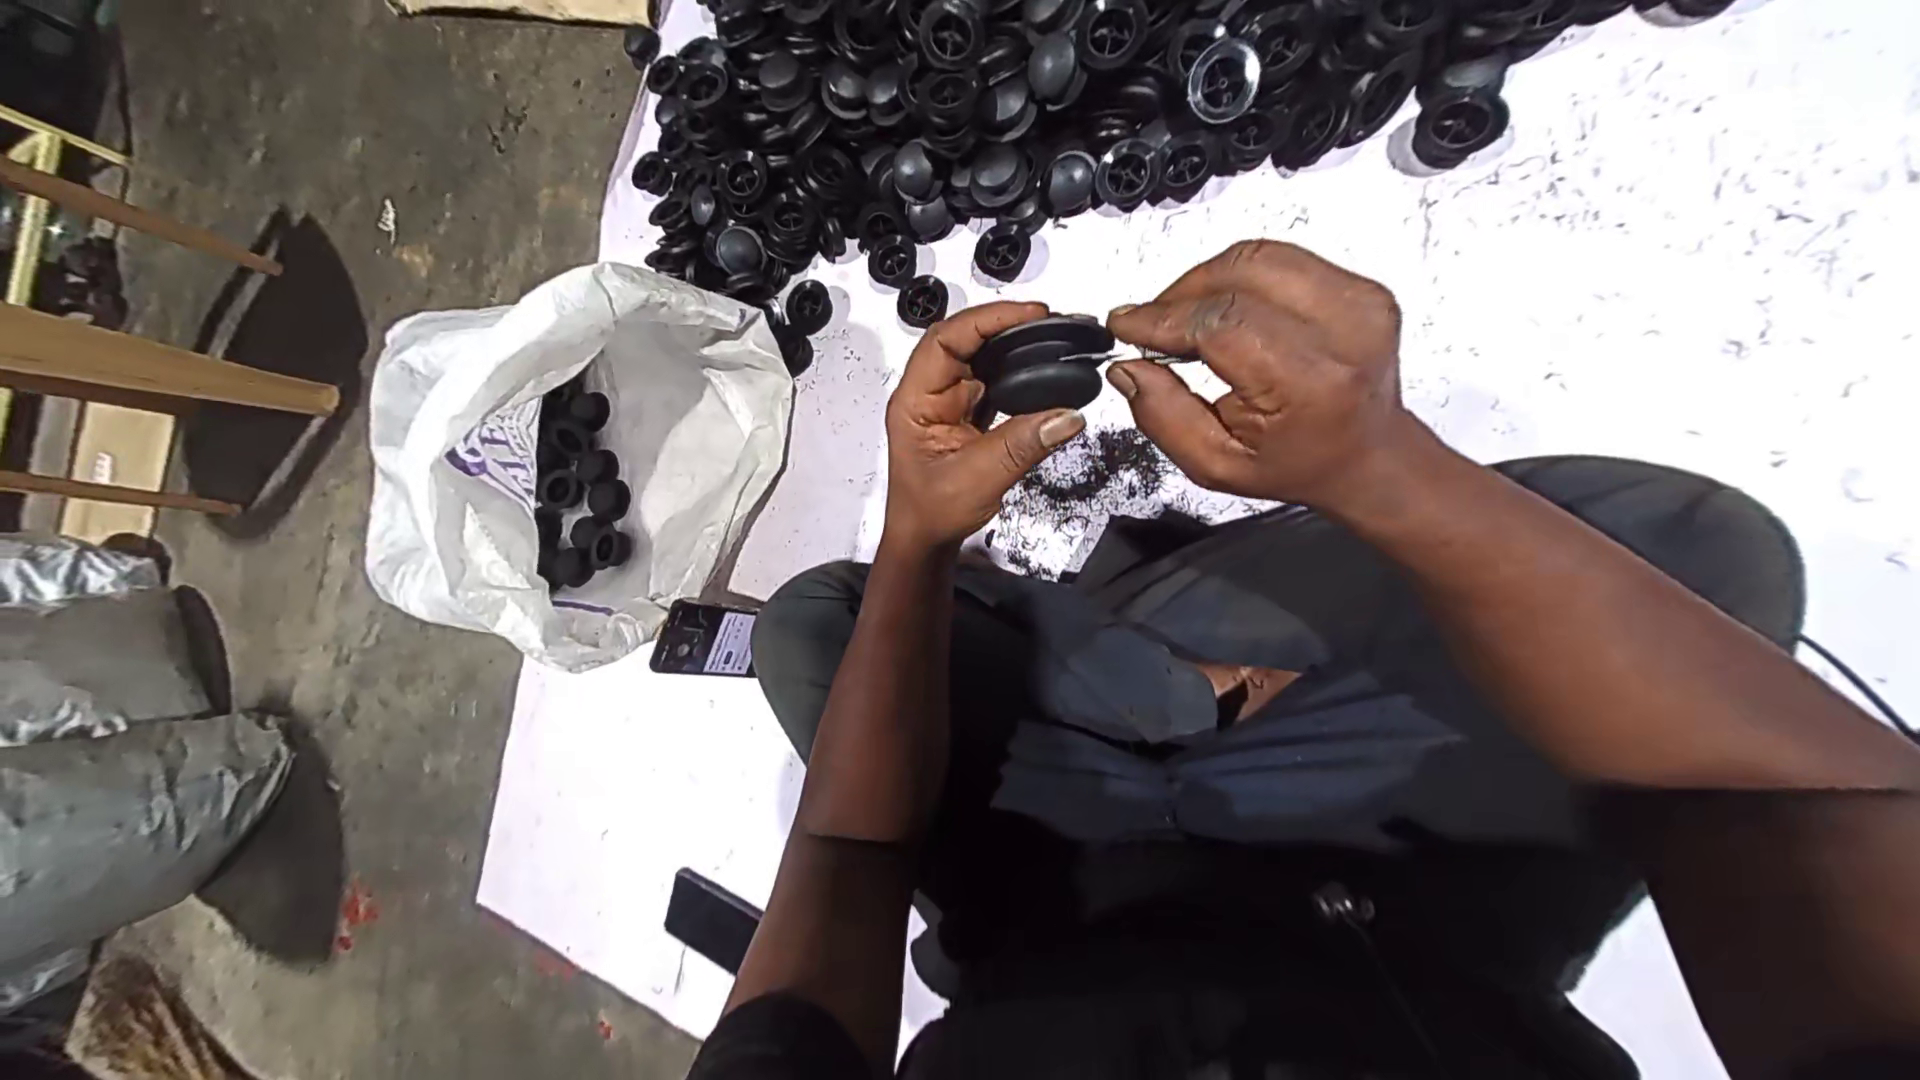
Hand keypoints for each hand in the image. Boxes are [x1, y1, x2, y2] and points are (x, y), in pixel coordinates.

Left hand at [883, 302, 1085, 550]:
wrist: (927, 540)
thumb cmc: (930, 513)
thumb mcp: (977, 479)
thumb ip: (1022, 446)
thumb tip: (1067, 417)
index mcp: (915, 402)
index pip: (945, 340)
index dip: (986, 320)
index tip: (1027, 314)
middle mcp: (931, 396)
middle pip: (966, 343)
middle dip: (1007, 328)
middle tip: (1049, 324)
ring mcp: (950, 405)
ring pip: (983, 362)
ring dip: (1015, 350)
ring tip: (1050, 342)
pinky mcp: (969, 417)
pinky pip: (995, 386)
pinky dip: (1019, 377)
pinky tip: (1041, 373)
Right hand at [1106, 240, 1439, 515]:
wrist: (1365, 455)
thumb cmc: (1298, 465)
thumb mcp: (1215, 465)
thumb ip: (1164, 417)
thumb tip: (1128, 370)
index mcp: (1312, 384)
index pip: (1221, 323)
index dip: (1163, 319)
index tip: (1126, 325)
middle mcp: (1346, 330)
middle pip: (1238, 275)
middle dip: (1177, 296)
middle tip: (1148, 325)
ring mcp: (1358, 300)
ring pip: (1256, 257)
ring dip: (1202, 282)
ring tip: (1178, 318)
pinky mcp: (1358, 286)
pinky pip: (1279, 260)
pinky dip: (1233, 278)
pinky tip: (1216, 310)